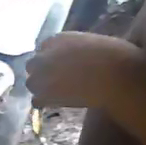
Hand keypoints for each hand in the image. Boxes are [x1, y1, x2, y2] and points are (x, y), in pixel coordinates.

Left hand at [25, 32, 145, 110]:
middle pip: (32, 65)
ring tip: (54, 95)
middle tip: (55, 82)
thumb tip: (79, 58)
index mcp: (58, 39)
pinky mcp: (45, 93)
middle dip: (41, 73)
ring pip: (31, 83)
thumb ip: (79, 48)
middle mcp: (45, 55)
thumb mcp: (93, 43)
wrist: (114, 74)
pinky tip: (54, 105)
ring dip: (40, 88)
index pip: (44, 48)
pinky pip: (36, 101)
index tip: (59, 66)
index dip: (51, 59)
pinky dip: (44, 104)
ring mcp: (42, 74)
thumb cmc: (114, 56)